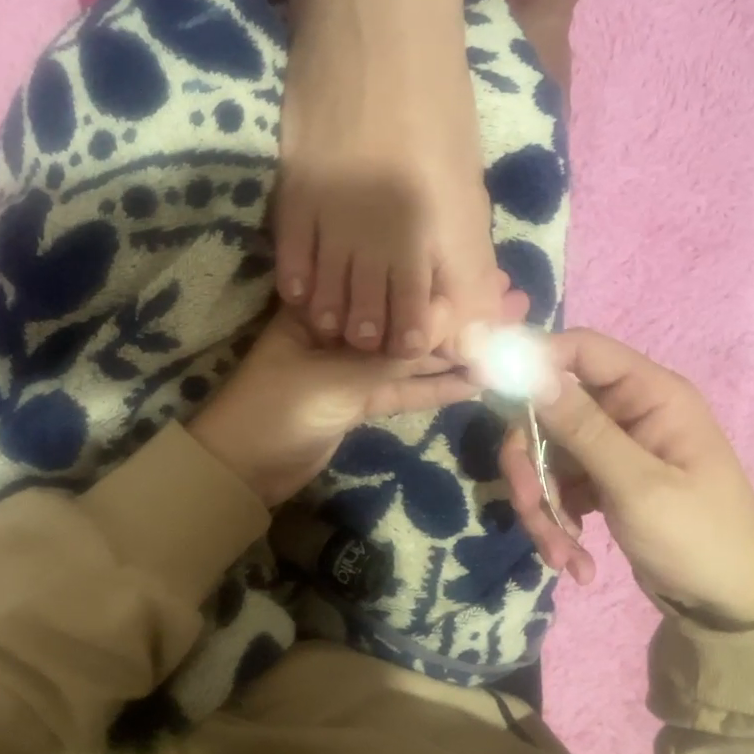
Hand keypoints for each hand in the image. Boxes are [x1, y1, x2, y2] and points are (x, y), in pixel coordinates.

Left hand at [188, 308, 479, 506]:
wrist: (242, 470)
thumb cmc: (278, 409)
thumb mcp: (337, 379)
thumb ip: (395, 358)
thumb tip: (452, 327)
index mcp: (326, 309)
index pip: (390, 289)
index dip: (439, 288)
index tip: (486, 282)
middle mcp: (343, 331)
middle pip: (406, 321)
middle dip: (456, 318)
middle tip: (511, 309)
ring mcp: (351, 369)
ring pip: (410, 357)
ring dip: (454, 353)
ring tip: (504, 342)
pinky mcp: (358, 401)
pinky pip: (403, 388)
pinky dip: (435, 386)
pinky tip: (474, 381)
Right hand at [275, 10, 501, 358]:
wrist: (378, 23)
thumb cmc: (436, 96)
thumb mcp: (467, 174)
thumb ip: (466, 247)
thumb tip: (468, 304)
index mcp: (440, 226)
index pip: (431, 311)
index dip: (423, 336)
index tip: (419, 339)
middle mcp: (388, 232)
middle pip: (377, 312)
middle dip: (379, 335)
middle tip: (374, 340)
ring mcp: (336, 215)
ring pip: (333, 296)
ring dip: (338, 318)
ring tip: (340, 328)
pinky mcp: (295, 194)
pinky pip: (293, 260)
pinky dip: (300, 286)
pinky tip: (305, 296)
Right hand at [491, 330, 753, 625]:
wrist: (730, 606)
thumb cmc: (700, 538)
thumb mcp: (638, 485)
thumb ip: (583, 428)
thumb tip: (531, 371)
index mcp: (650, 395)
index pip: (579, 350)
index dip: (533, 365)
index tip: (492, 395)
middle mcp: (627, 412)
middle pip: (548, 410)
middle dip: (529, 462)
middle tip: (528, 505)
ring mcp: (612, 448)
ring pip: (546, 455)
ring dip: (542, 505)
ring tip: (562, 555)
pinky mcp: (600, 481)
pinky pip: (557, 486)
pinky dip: (556, 522)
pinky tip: (573, 560)